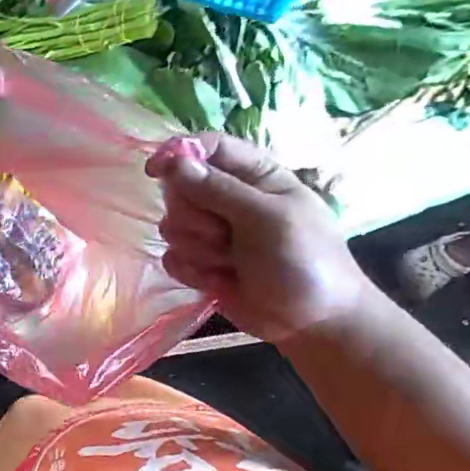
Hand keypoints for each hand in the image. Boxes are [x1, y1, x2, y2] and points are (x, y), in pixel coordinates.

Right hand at [146, 133, 372, 342]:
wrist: (314, 323)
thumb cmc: (305, 260)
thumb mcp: (267, 218)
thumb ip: (219, 189)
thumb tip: (175, 162)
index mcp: (255, 175)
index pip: (209, 146)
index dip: (179, 152)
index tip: (155, 170)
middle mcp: (229, 199)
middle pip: (181, 188)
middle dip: (193, 215)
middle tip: (222, 234)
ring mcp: (213, 233)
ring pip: (173, 225)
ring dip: (198, 248)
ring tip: (230, 263)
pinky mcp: (201, 265)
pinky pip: (173, 257)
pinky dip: (193, 271)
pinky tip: (220, 282)